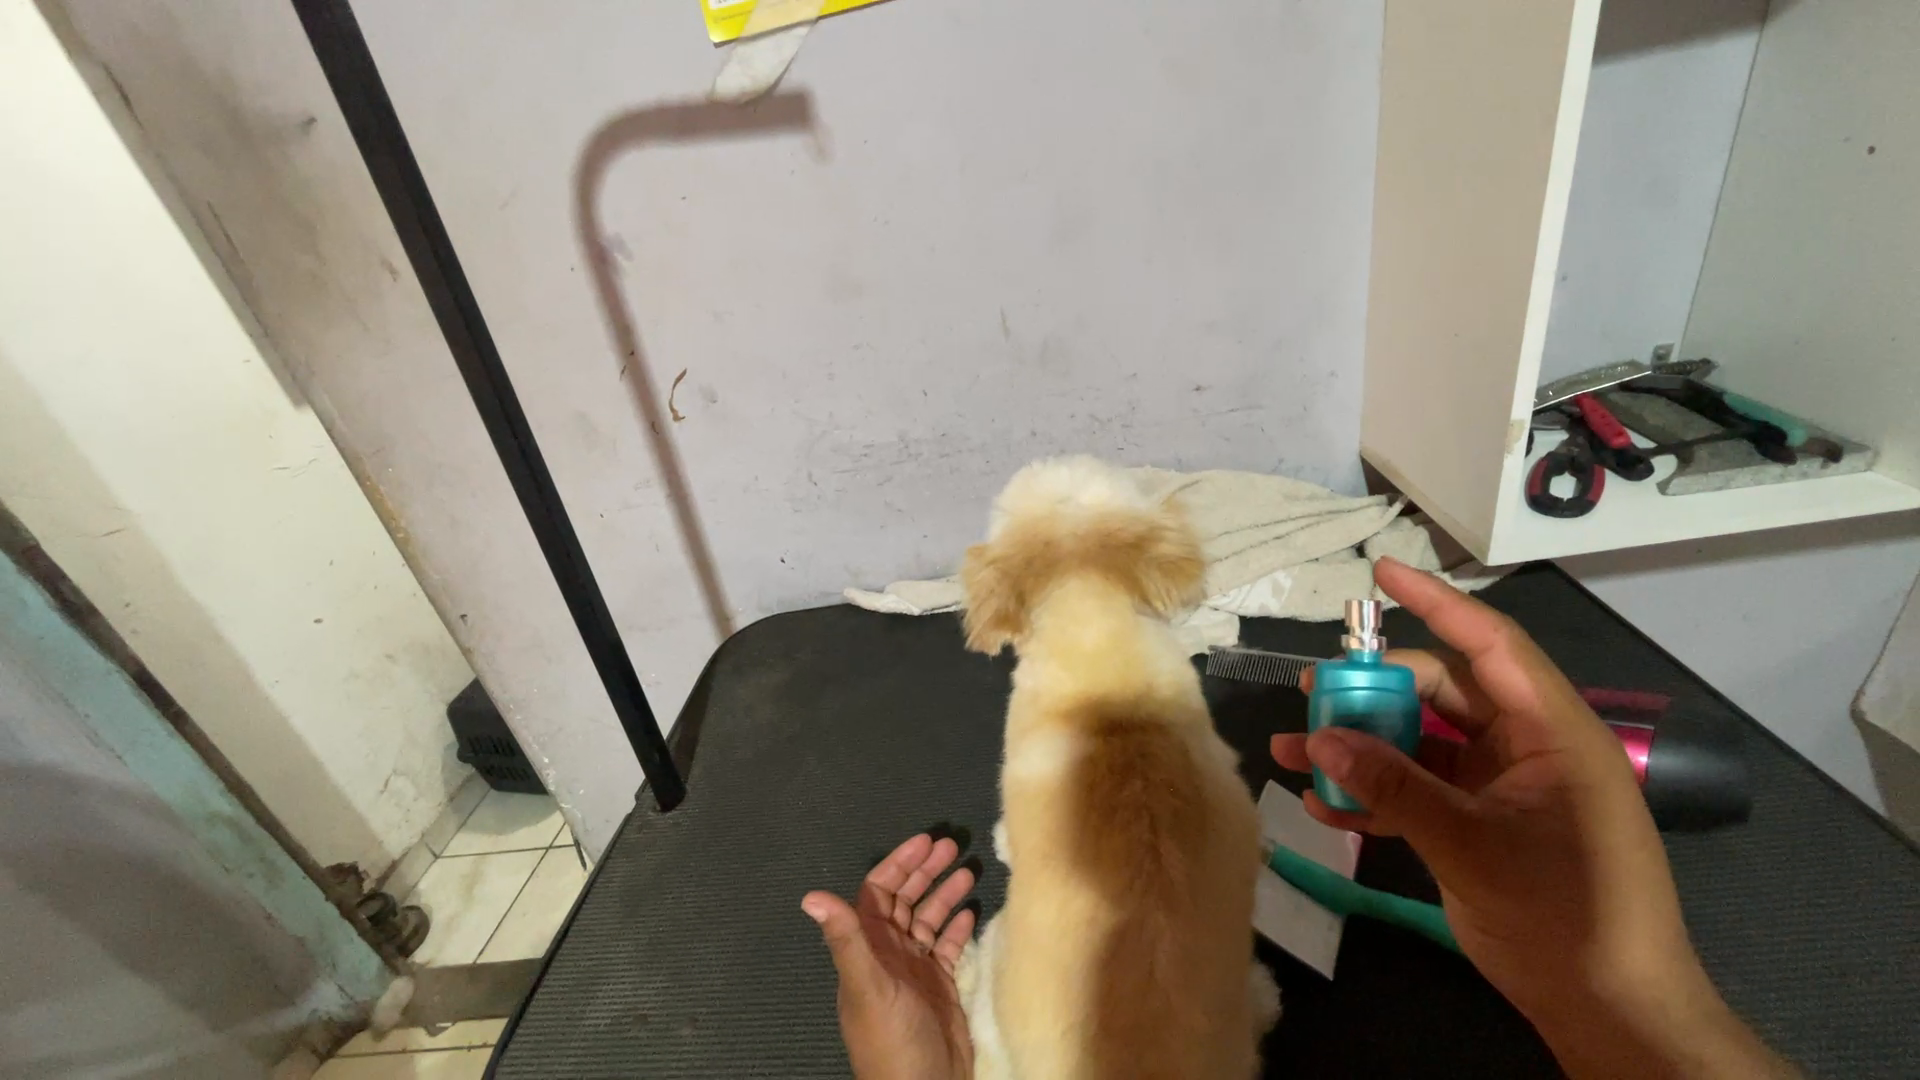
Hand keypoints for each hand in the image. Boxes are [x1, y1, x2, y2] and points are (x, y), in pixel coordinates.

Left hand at [804, 834, 977, 1079]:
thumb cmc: (889, 1037)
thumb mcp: (866, 986)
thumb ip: (845, 939)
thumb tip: (810, 896)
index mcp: (868, 947)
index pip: (879, 891)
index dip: (899, 864)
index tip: (925, 841)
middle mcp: (890, 952)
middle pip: (906, 898)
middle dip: (926, 870)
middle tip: (953, 845)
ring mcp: (915, 968)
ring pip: (928, 917)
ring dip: (945, 892)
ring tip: (969, 869)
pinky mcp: (940, 985)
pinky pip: (947, 944)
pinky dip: (958, 925)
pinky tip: (972, 909)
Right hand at [1272, 558, 1792, 1078]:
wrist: (1609, 1012)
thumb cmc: (1566, 915)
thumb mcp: (1471, 845)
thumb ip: (1393, 786)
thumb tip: (1318, 739)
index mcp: (1550, 734)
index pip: (1490, 646)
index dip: (1435, 603)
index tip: (1380, 575)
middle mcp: (1522, 747)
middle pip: (1436, 691)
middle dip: (1370, 691)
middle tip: (1311, 694)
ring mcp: (1496, 784)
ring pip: (1415, 740)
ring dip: (1357, 746)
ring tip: (1293, 751)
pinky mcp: (1474, 819)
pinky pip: (1413, 786)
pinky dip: (1371, 792)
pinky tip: (1322, 804)